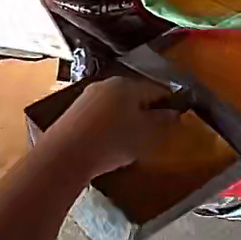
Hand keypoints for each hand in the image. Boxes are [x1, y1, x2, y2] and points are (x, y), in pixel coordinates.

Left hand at [41, 75, 182, 178]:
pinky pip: (100, 115)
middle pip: (135, 96)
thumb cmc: (112, 141)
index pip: (158, 89)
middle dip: (147, 111)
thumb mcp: (147, 134)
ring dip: (127, 119)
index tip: (176, 119)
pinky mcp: (73, 112)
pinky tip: (109, 143)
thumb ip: (164, 121)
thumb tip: (174, 113)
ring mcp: (88, 97)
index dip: (170, 103)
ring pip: (117, 105)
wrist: (64, 155)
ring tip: (131, 141)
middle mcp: (107, 84)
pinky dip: (109, 126)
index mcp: (128, 84)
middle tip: (154, 133)